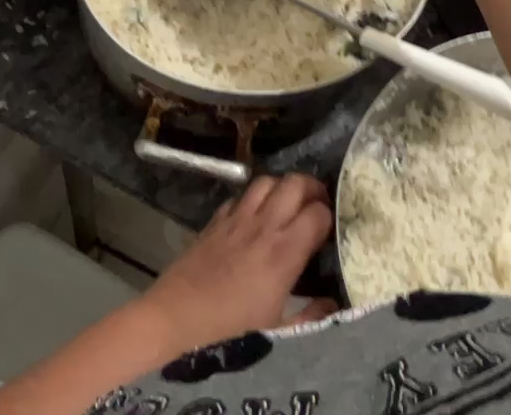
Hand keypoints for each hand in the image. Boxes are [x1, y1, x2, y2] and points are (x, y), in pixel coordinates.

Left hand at [137, 174, 336, 352]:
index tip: (332, 228)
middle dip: (312, 188)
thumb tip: (334, 303)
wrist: (176, 316)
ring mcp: (238, 218)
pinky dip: (254, 199)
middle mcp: (264, 225)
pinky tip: (255, 216)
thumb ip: (312, 316)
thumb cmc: (230, 328)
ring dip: (282, 187)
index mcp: (284, 251)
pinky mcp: (216, 220)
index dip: (330, 215)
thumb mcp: (278, 331)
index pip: (319, 212)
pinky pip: (241, 195)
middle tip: (316, 205)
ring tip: (288, 205)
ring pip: (267, 180)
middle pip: (295, 183)